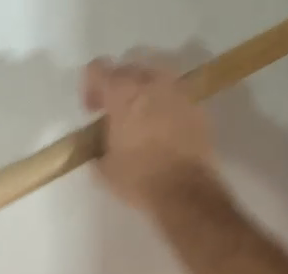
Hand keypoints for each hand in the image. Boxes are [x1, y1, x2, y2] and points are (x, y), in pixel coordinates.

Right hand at [82, 56, 220, 209]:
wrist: (187, 193)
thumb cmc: (141, 180)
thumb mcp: (106, 170)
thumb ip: (99, 150)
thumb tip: (100, 149)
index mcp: (122, 92)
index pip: (98, 69)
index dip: (90, 86)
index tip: (92, 109)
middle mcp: (151, 82)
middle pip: (128, 66)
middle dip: (118, 85)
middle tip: (116, 111)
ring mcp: (178, 92)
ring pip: (156, 77)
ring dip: (145, 91)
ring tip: (142, 115)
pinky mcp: (197, 108)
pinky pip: (176, 96)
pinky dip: (166, 106)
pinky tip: (164, 128)